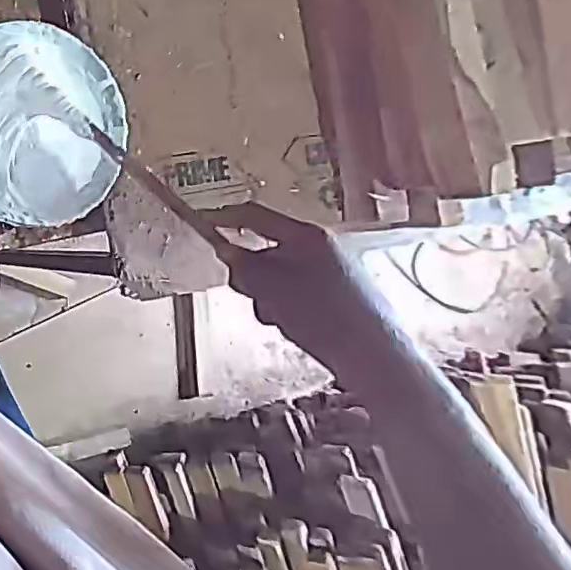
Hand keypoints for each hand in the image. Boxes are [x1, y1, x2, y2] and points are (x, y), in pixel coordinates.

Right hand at [207, 203, 400, 373]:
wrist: (370, 353)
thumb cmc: (319, 312)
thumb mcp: (267, 285)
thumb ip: (239, 264)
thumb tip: (224, 250)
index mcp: (305, 235)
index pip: (254, 216)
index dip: (223, 217)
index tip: (200, 222)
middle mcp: (319, 246)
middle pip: (264, 248)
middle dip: (249, 271)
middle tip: (248, 289)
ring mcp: (330, 269)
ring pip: (275, 273)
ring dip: (265, 292)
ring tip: (276, 313)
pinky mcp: (335, 292)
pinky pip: (292, 289)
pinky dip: (282, 303)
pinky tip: (292, 321)